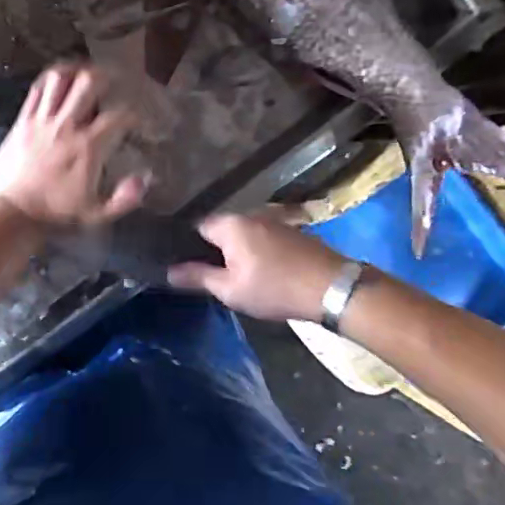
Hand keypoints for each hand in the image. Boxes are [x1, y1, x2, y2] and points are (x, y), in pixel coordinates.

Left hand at [0, 63, 147, 227]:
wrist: (14, 213)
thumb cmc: (57, 214)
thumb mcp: (97, 214)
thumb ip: (125, 199)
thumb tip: (145, 179)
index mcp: (89, 147)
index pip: (120, 115)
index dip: (135, 114)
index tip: (136, 123)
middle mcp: (66, 127)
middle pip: (89, 83)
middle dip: (106, 77)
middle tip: (112, 81)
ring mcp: (42, 121)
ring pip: (59, 79)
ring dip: (75, 72)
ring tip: (83, 74)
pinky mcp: (22, 122)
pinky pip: (36, 90)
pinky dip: (49, 80)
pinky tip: (57, 81)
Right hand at [167, 211, 345, 320]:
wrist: (336, 289)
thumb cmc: (276, 288)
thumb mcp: (230, 289)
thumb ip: (197, 277)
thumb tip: (168, 271)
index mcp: (229, 224)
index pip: (193, 227)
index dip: (185, 245)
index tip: (182, 264)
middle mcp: (248, 215)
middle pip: (218, 229)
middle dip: (210, 248)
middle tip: (206, 273)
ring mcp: (273, 221)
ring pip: (241, 234)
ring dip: (234, 250)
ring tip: (231, 273)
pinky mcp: (291, 232)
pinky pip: (260, 237)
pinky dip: (254, 250)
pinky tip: (257, 269)